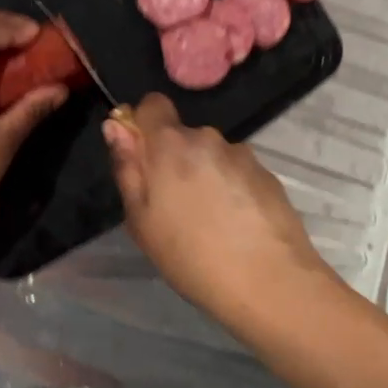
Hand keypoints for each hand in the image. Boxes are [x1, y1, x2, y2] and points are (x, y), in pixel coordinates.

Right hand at [104, 94, 337, 330]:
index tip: (143, 159)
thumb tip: (116, 128)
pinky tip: (237, 226)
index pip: (152, 104)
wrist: (271, 283)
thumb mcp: (141, 219)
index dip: (143, 124)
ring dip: (205, 175)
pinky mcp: (268, 175)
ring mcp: (242, 155)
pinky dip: (232, 189)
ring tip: (211, 222)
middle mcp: (207, 138)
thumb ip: (127, 168)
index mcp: (170, 144)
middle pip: (182, 135)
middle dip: (175, 160)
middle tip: (175, 206)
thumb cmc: (191, 255)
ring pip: (211, 155)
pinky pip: (237, 172)